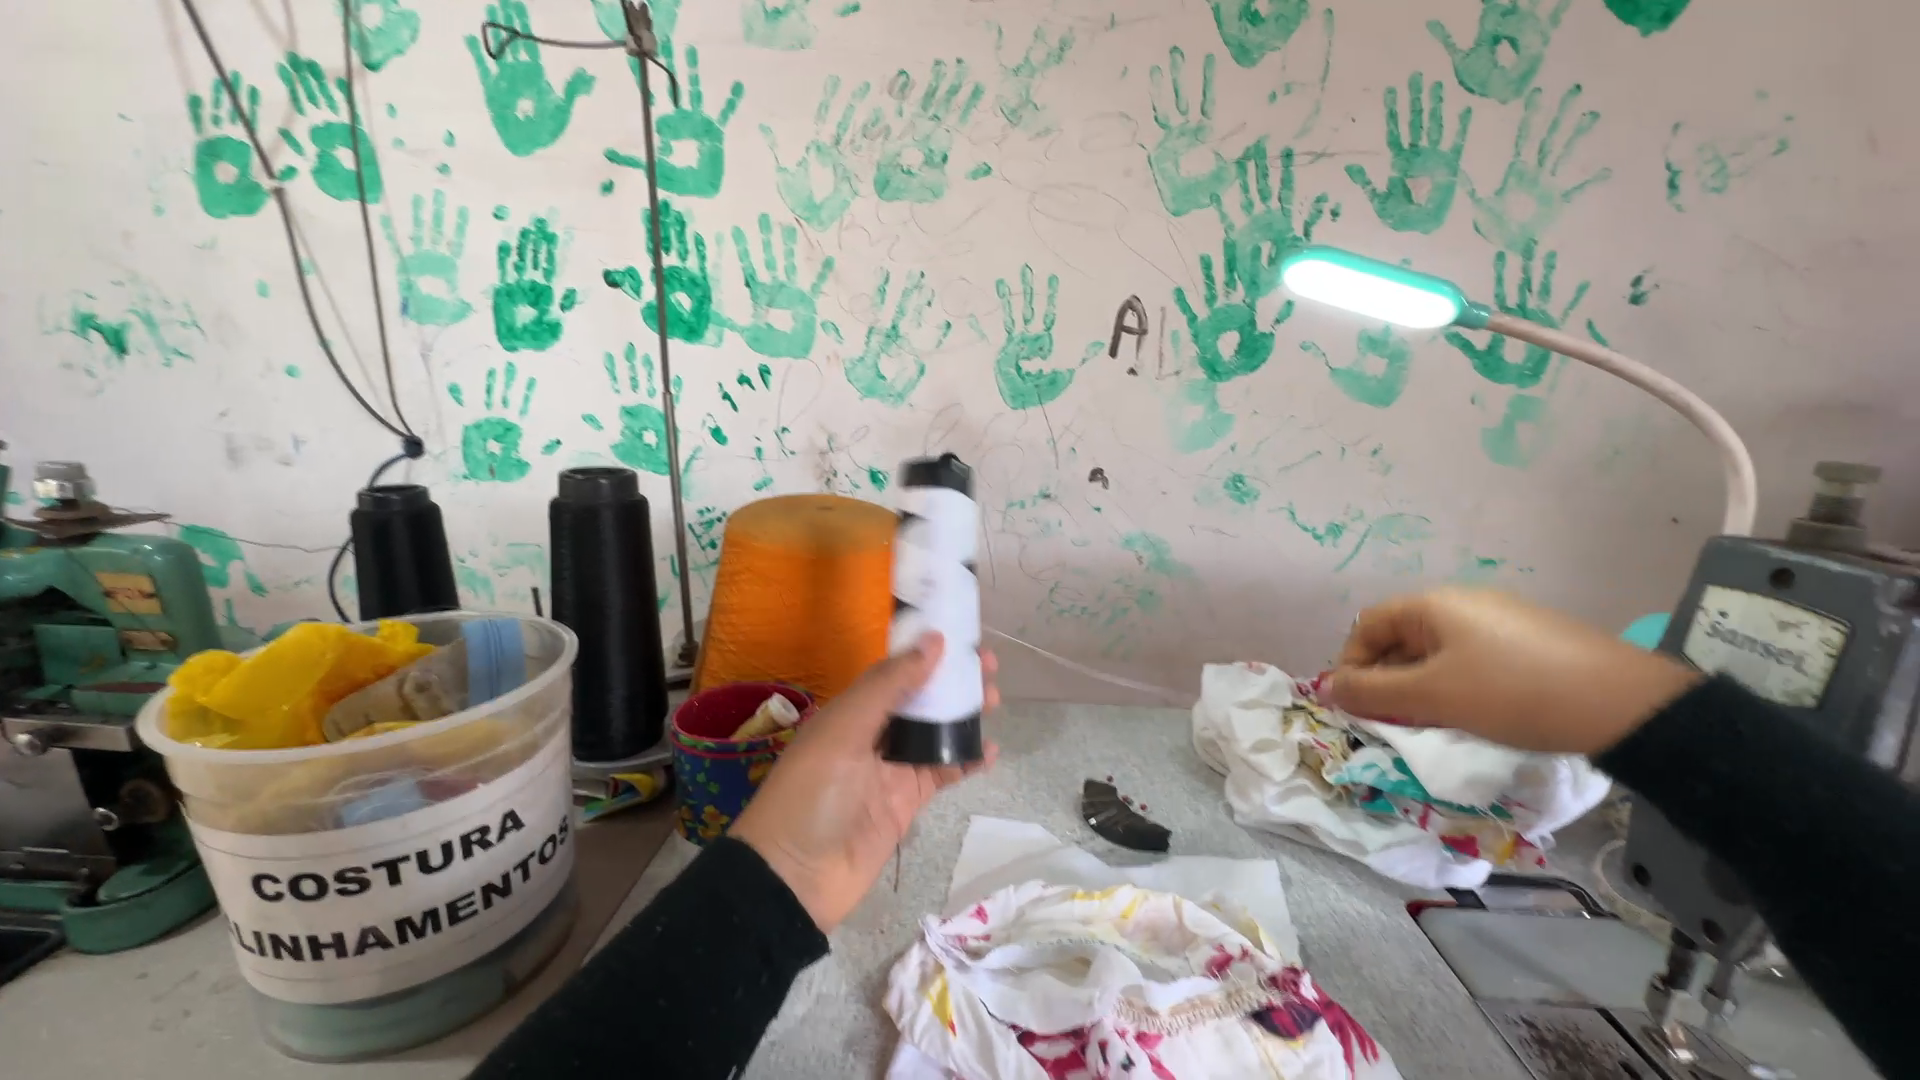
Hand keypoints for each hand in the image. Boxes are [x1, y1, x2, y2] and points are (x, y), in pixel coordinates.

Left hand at [731, 633, 999, 932]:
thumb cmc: (812, 795)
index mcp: (850, 711)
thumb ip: (888, 686)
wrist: (794, 879)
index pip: (895, 671)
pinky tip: (990, 751)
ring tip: (995, 700)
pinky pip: (942, 772)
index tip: (961, 639)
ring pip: (936, 733)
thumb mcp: (844, 731)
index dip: (927, 654)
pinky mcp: (907, 803)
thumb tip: (933, 642)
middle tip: (988, 667)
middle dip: (953, 681)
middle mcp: (872, 734)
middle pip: (920, 700)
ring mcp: (891, 770)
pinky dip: (966, 760)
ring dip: (964, 715)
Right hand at [1326, 588, 1699, 754]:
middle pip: (1400, 638)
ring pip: (1436, 653)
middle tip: (1391, 721)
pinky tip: (1473, 715)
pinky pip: (1470, 660)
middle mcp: (1462, 603)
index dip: (1351, 664)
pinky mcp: (1530, 642)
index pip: (1367, 625)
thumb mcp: (1432, 697)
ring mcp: (1500, 620)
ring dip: (1420, 687)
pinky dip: (1455, 686)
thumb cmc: (1512, 694)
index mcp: (1433, 604)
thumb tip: (1327, 688)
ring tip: (1432, 723)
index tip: (1356, 705)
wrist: (1626, 705)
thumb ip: (1372, 693)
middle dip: (1386, 679)